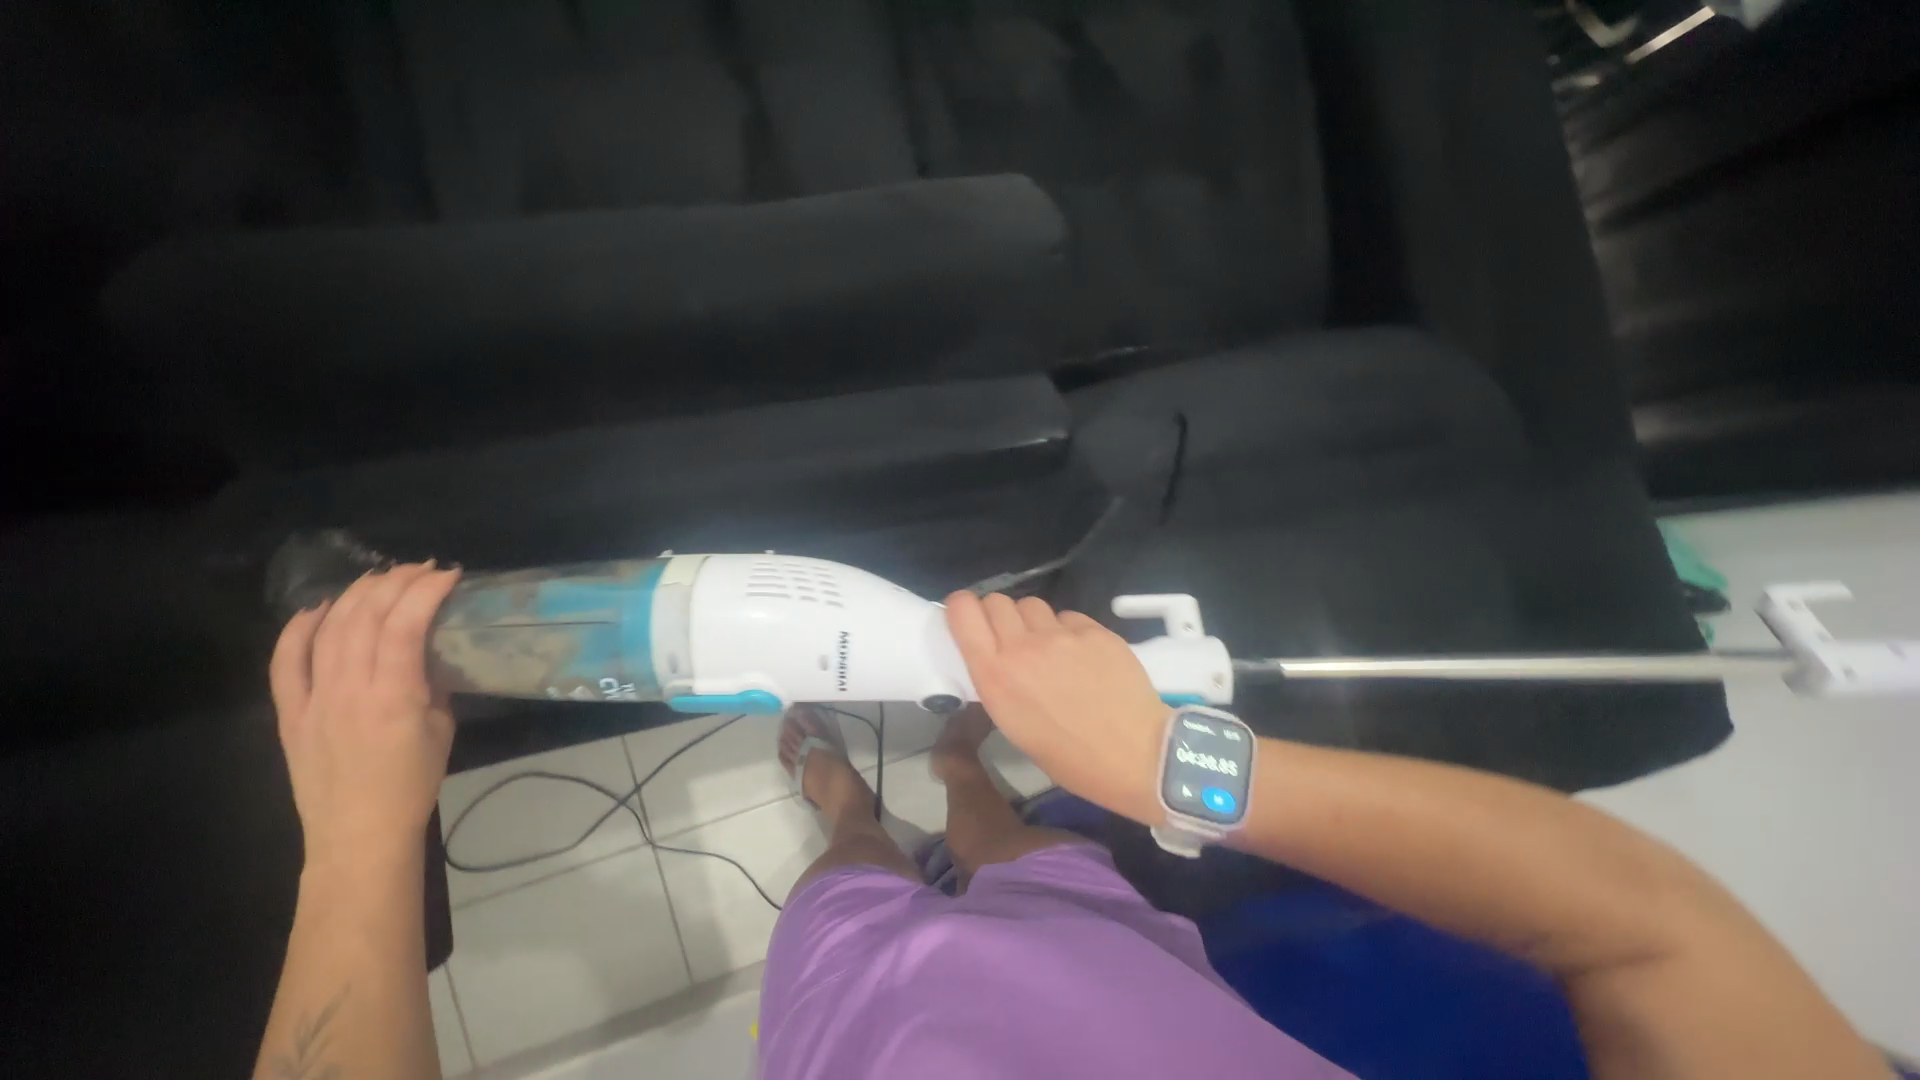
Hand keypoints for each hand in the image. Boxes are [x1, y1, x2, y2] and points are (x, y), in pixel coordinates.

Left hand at [270, 562, 462, 875]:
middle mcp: (349, 690)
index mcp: (394, 697)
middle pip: (365, 617)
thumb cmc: (413, 784)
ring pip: (328, 629)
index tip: (450, 574)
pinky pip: (286, 661)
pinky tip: (319, 608)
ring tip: (382, 579)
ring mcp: (314, 699)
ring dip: (357, 595)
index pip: (405, 625)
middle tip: (422, 570)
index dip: (426, 591)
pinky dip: (299, 628)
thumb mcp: (443, 729)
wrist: (358, 833)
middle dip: (395, 583)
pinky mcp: (290, 712)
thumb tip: (430, 655)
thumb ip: (434, 686)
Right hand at [944, 592, 1168, 824]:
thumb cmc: (1068, 757)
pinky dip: (1068, 630)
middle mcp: (1023, 646)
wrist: (1133, 756)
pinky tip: (1082, 656)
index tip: (969, 619)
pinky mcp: (1094, 630)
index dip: (962, 608)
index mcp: (995, 675)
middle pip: (997, 601)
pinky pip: (1068, 616)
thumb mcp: (1012, 724)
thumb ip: (998, 680)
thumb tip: (997, 656)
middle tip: (1013, 639)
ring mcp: (1061, 634)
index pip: (963, 611)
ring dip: (1032, 621)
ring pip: (1032, 605)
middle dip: (998, 615)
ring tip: (1049, 648)